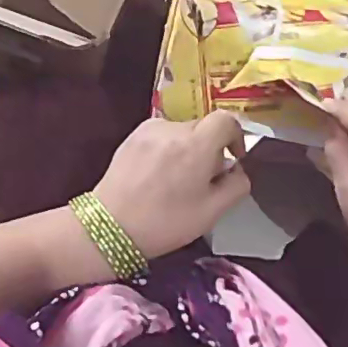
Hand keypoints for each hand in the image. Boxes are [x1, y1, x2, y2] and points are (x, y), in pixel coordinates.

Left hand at [91, 113, 251, 258]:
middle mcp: (173, 128)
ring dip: (186, 149)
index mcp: (196, 144)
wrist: (111, 226)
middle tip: (201, 180)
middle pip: (202, 127)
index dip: (235, 136)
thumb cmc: (166, 222)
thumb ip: (236, 185)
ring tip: (175, 180)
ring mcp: (148, 130)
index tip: (232, 158)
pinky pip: (160, 136)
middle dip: (209, 148)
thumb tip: (237, 169)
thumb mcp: (212, 212)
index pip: (226, 120)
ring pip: (180, 132)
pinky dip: (166, 149)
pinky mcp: (131, 137)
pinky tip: (156, 176)